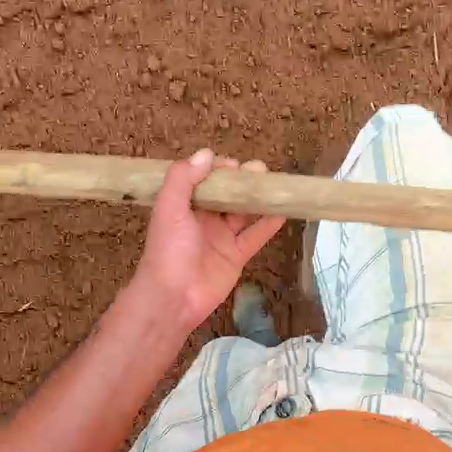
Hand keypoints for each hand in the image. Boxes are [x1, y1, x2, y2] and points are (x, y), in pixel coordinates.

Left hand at [129, 149, 286, 331]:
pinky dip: (269, 224)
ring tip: (274, 183)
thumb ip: (182, 179)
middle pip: (228, 194)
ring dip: (257, 198)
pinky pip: (255, 236)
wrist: (172, 298)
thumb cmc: (168, 249)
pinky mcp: (236, 256)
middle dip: (242, 181)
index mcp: (184, 205)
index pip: (204, 179)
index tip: (234, 165)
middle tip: (260, 170)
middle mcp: (204, 218)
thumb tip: (207, 153)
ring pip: (244, 213)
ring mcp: (221, 237)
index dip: (219, 170)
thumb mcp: (169, 209)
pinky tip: (283, 211)